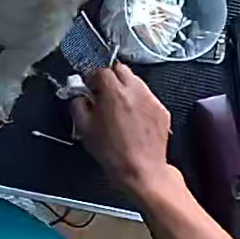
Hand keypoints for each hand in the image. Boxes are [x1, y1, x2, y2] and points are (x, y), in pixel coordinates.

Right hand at [70, 64, 177, 202]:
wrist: (140, 170)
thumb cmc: (113, 153)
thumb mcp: (84, 128)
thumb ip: (77, 104)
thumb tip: (78, 95)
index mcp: (114, 93)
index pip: (101, 70)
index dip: (92, 78)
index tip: (89, 87)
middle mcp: (135, 91)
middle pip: (121, 68)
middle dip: (110, 77)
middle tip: (102, 92)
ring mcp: (151, 99)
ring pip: (136, 81)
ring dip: (124, 87)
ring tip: (117, 107)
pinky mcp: (161, 110)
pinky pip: (147, 96)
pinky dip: (138, 101)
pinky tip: (131, 118)